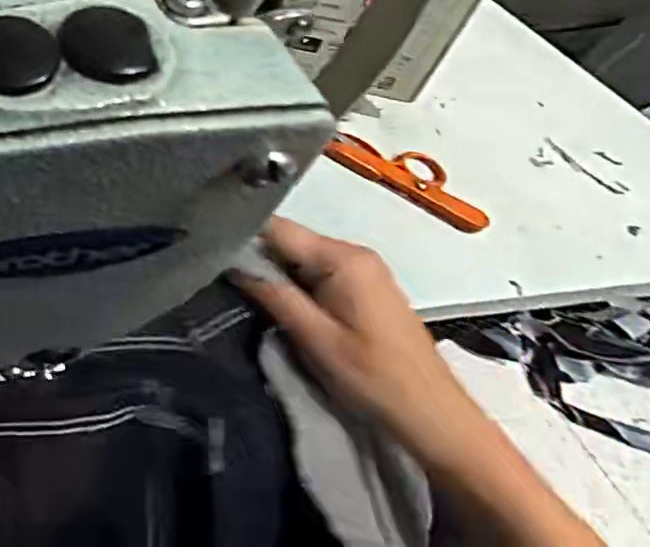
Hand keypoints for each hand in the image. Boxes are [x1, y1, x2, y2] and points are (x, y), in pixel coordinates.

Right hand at [232, 218, 603, 546]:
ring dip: (277, 272)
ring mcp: (363, 268)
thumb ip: (272, 294)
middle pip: (289, 239)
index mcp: (343, 257)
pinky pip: (317, 270)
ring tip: (252, 293)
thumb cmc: (376, 381)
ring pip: (300, 256)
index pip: (277, 228)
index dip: (242, 237)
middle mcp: (354, 252)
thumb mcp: (315, 338)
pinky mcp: (365, 285)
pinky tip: (286, 304)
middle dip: (259, 258)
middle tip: (227, 278)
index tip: (211, 250)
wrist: (438, 422)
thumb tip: (233, 263)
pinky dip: (297, 283)